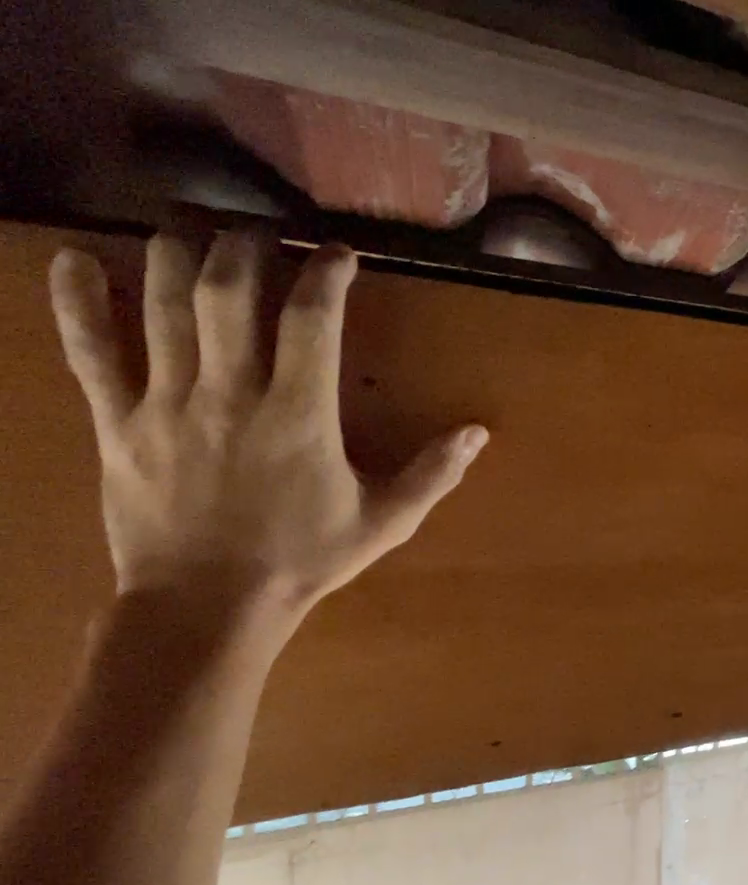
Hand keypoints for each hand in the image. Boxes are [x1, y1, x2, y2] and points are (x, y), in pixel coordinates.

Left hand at [48, 231, 485, 618]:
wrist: (207, 603)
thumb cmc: (305, 559)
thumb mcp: (387, 520)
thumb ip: (434, 472)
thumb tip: (479, 431)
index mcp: (300, 416)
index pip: (311, 320)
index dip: (325, 274)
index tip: (339, 252)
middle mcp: (230, 394)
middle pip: (230, 295)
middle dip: (246, 248)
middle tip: (263, 230)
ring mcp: (165, 403)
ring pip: (163, 308)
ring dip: (177, 256)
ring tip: (192, 225)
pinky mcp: (115, 421)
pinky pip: (90, 352)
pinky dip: (77, 302)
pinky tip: (75, 259)